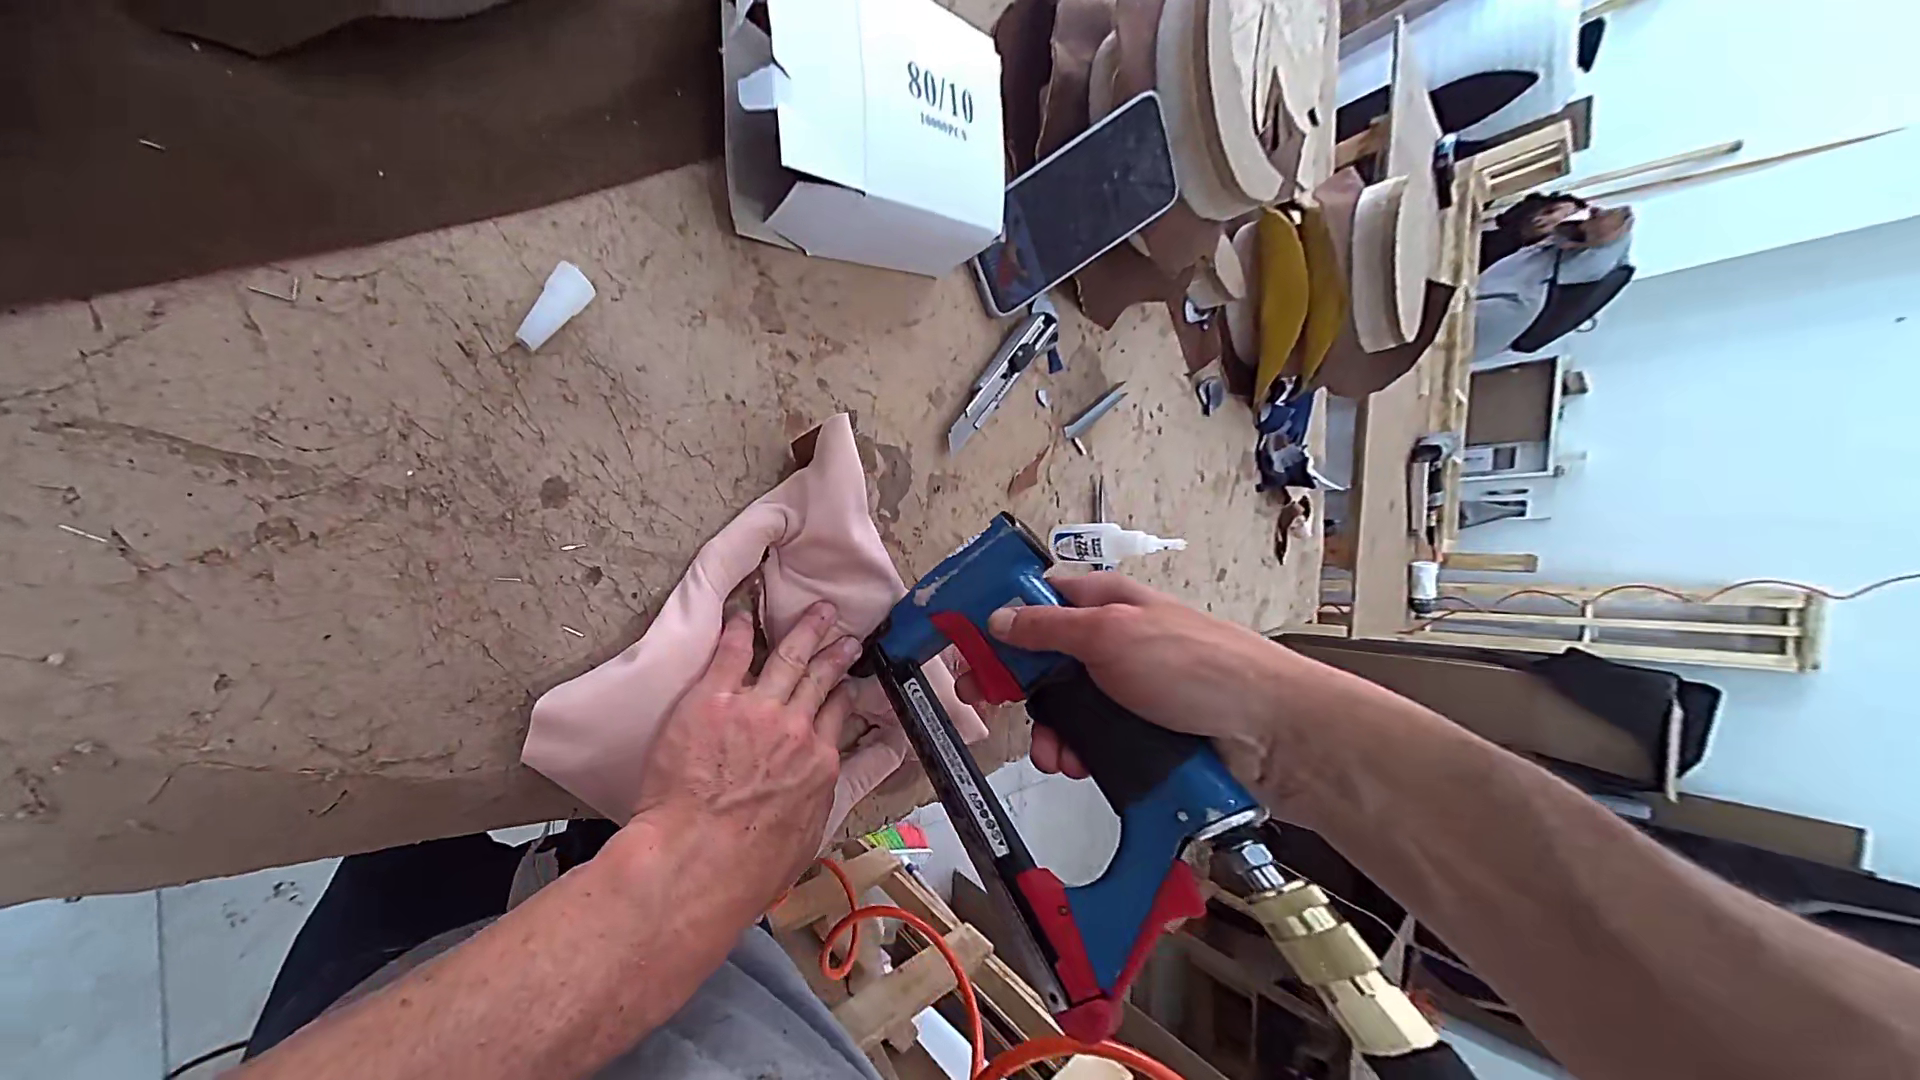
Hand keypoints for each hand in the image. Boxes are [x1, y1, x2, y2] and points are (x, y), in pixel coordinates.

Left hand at [635, 600, 859, 910]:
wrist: (697, 864)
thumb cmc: (748, 864)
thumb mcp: (811, 835)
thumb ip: (830, 797)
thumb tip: (840, 782)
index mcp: (818, 759)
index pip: (838, 711)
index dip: (843, 691)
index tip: (846, 681)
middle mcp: (794, 728)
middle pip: (822, 676)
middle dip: (837, 651)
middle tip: (846, 634)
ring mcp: (756, 711)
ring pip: (790, 656)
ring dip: (806, 629)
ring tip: (819, 611)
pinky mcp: (713, 702)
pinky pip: (732, 655)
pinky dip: (741, 632)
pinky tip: (745, 617)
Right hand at [956, 573, 1309, 796]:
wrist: (1269, 732)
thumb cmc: (1191, 665)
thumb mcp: (1110, 635)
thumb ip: (1048, 628)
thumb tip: (998, 617)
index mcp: (1104, 601)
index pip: (1036, 600)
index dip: (999, 621)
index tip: (968, 648)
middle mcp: (1111, 637)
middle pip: (1043, 655)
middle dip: (1016, 684)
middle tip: (982, 705)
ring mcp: (1124, 683)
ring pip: (1063, 701)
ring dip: (1047, 727)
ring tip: (1052, 754)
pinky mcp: (1137, 723)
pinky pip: (1089, 732)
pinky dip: (1075, 748)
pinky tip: (1075, 764)